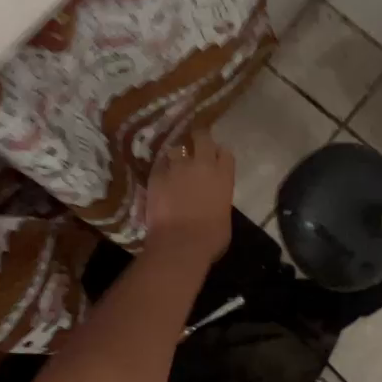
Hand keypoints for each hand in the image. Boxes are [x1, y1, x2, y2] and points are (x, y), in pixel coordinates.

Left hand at [144, 130, 234, 265]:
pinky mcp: (157, 175)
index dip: (218, 154)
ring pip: (177, 148)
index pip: (225, 152)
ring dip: (176, 155)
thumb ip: (219, 199)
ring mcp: (178, 167)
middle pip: (202, 137)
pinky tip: (160, 177)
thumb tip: (213, 199)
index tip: (215, 159)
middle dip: (198, 138)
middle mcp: (202, 165)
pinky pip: (159, 163)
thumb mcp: (224, 216)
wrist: (180, 244)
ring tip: (173, 164)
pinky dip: (161, 168)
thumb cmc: (210, 238)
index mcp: (223, 176)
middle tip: (194, 144)